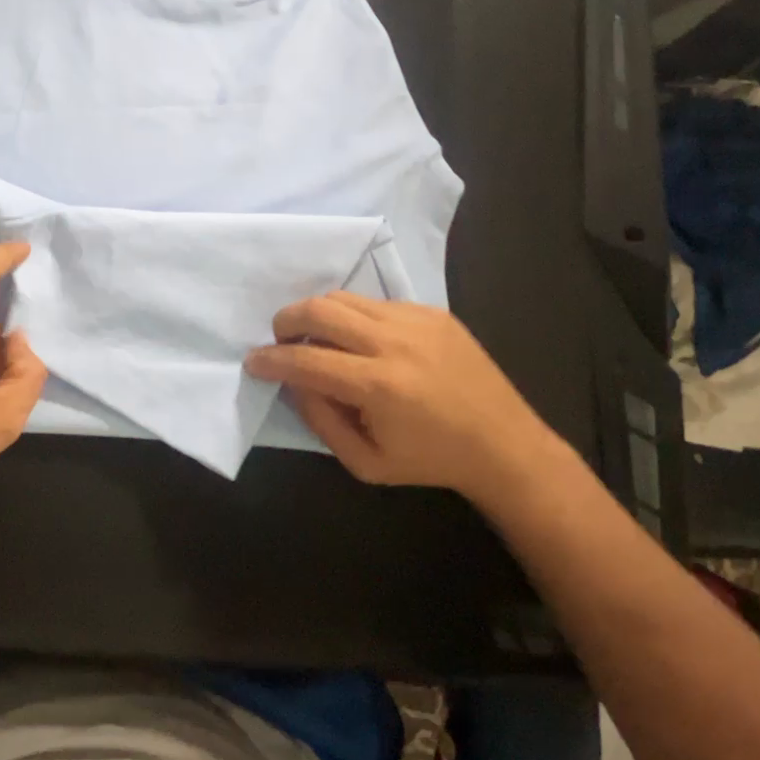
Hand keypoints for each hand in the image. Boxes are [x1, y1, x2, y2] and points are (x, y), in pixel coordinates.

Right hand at [245, 292, 563, 503]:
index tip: (253, 362)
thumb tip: (294, 383)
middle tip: (281, 340)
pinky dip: (355, 318)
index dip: (270, 360)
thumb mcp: (364, 462)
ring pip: (344, 298)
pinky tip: (361, 342)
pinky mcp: (433, 313)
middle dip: (286, 321)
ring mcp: (417, 321)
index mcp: (378, 385)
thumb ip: (320, 420)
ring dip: (318, 315)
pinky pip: (376, 303)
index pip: (305, 360)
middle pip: (320, 310)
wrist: (506, 447)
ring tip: (316, 338)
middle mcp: (395, 343)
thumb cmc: (429, 461)